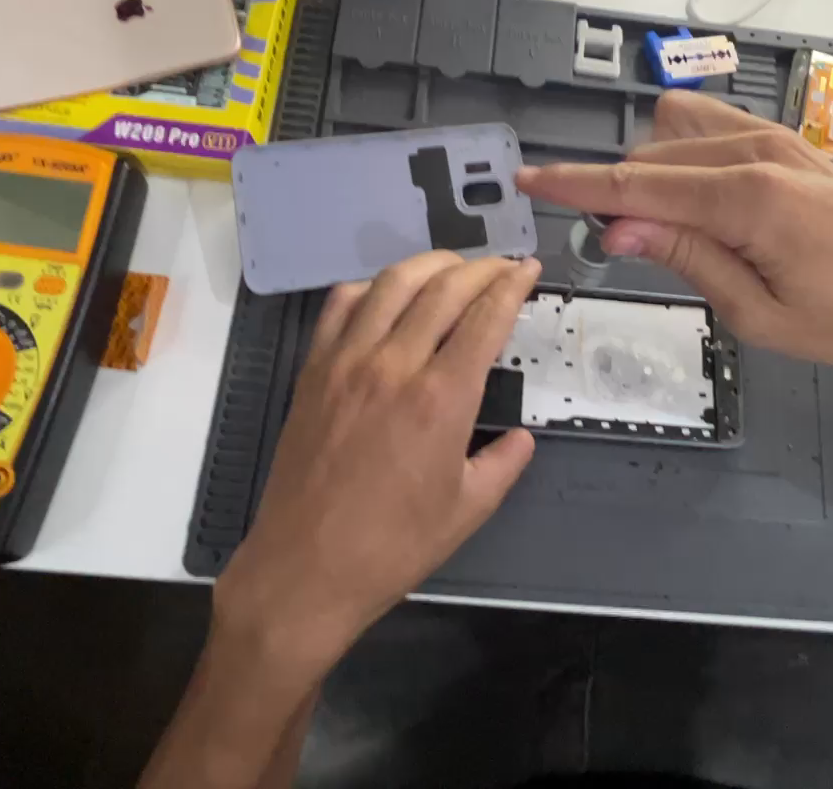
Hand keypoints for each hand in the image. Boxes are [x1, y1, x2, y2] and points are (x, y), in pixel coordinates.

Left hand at [215, 252, 541, 669]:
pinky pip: (341, 306)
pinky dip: (372, 286)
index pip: (486, 317)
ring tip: (454, 268)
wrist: (305, 568)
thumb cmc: (393, 545)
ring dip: (431, 264)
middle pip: (445, 288)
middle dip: (482, 268)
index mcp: (441, 398)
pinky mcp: (313, 369)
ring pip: (392, 283)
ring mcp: (347, 361)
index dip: (513, 285)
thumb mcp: (469, 509)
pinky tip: (388, 293)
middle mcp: (394, 364)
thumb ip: (504, 462)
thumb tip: (521, 437)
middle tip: (502, 266)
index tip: (528, 269)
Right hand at [516, 90, 832, 374]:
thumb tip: (614, 230)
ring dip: (649, 170)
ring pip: (674, 131)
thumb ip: (684, 257)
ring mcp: (775, 138)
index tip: (528, 180)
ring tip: (661, 224)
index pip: (637, 185)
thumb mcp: (754, 314)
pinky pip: (711, 124)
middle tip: (618, 245)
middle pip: (650, 157)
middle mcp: (757, 153)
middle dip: (616, 194)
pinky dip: (681, 150)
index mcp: (748, 201)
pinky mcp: (788, 140)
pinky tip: (691, 189)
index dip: (575, 184)